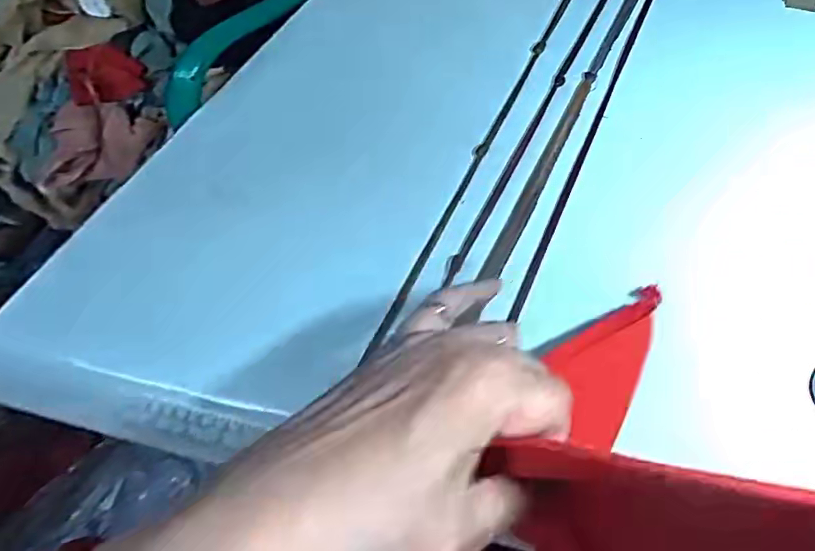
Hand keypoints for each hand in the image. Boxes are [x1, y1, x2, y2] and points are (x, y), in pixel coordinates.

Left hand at [116, 281, 570, 550]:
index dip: (552, 445)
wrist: (257, 531)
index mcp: (493, 382)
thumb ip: (509, 501)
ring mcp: (429, 340)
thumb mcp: (453, 533)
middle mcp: (470, 346)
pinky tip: (489, 288)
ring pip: (499, 340)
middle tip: (499, 468)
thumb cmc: (367, 530)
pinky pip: (444, 305)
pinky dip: (470, 296)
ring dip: (504, 376)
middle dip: (527, 414)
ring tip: (480, 426)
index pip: (557, 402)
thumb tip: (526, 485)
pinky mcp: (395, 347)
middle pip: (530, 371)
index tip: (527, 481)